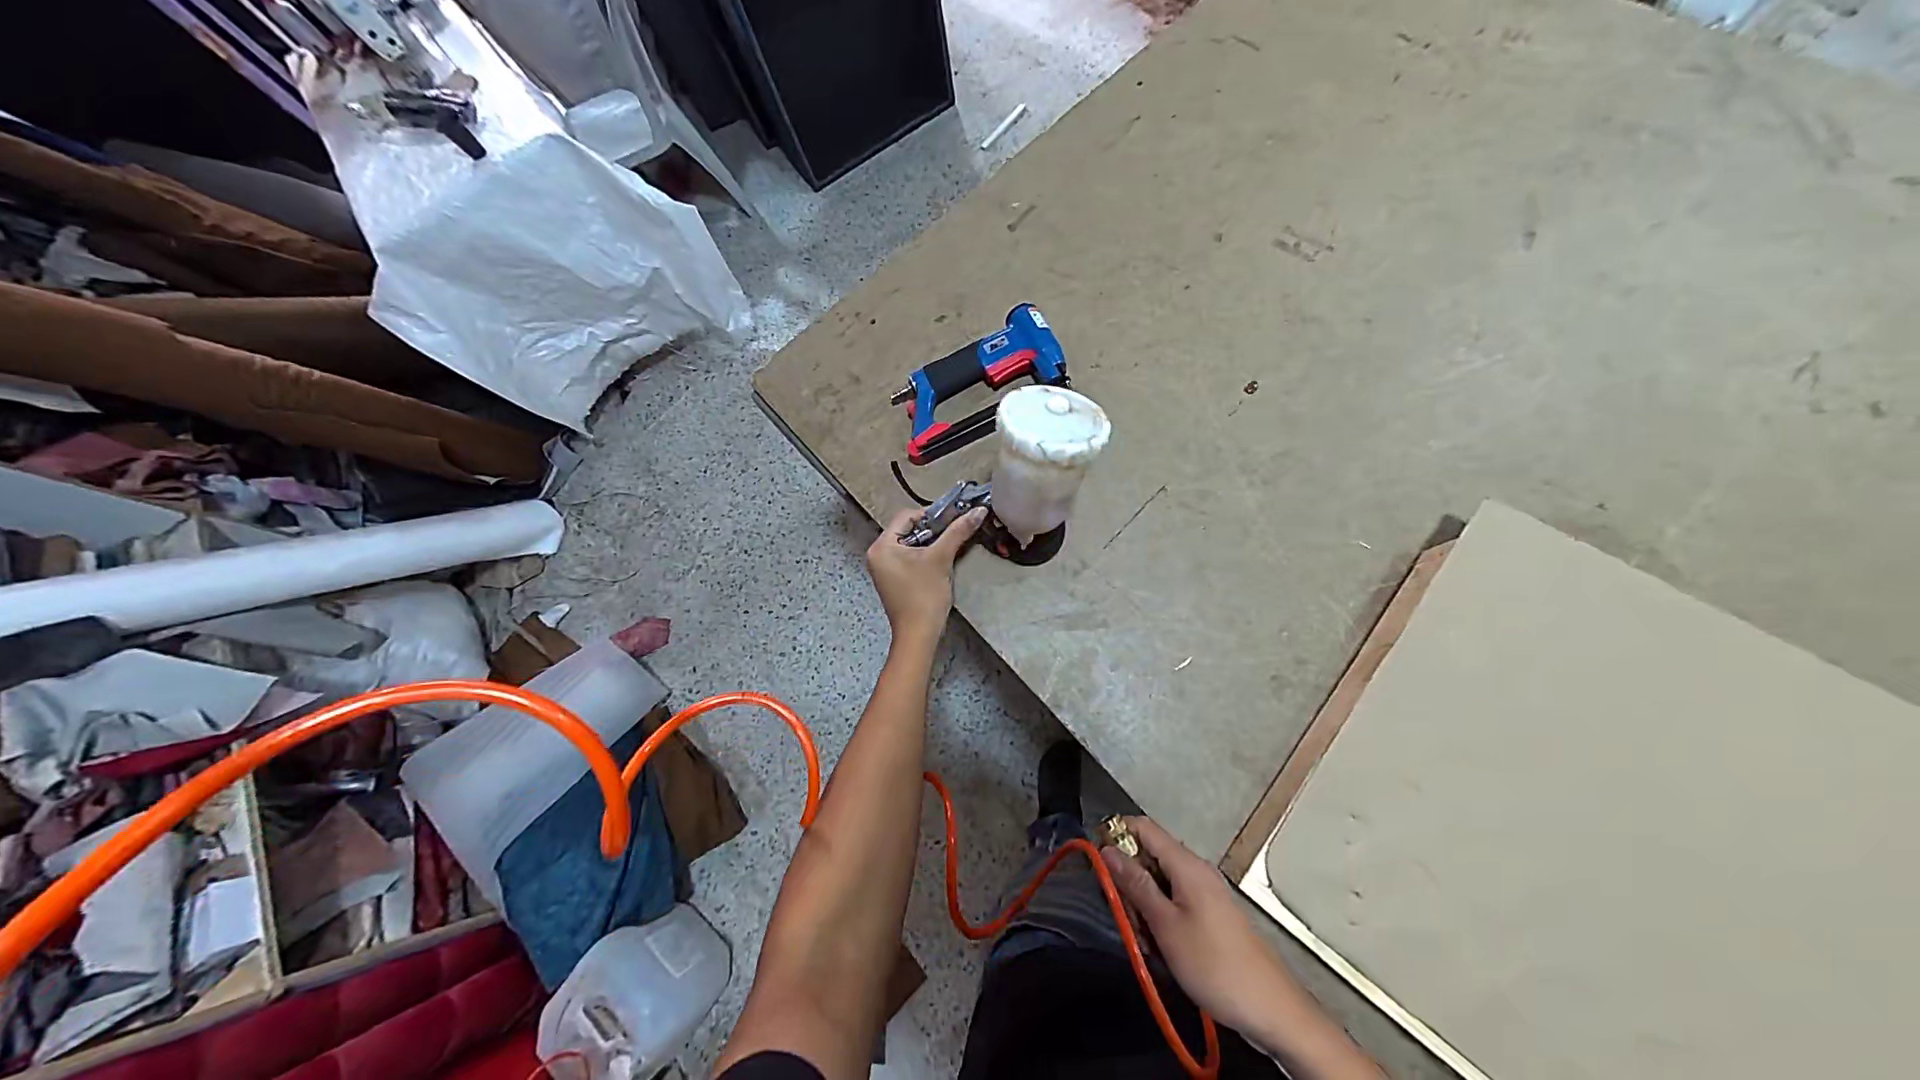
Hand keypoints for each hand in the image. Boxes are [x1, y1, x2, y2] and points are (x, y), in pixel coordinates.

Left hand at [865, 506, 986, 649]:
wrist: (919, 634)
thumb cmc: (924, 596)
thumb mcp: (941, 558)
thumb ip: (958, 531)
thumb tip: (977, 511)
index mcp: (881, 546)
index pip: (906, 516)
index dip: (930, 515)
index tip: (952, 519)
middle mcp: (877, 555)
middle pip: (908, 530)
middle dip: (932, 530)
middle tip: (953, 532)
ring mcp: (884, 569)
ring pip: (910, 545)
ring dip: (931, 544)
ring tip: (949, 547)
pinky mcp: (893, 581)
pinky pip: (909, 559)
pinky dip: (924, 557)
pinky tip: (939, 562)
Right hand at [1101, 817, 1300, 1039]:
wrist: (1272, 1009)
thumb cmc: (1213, 965)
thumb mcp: (1165, 925)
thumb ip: (1135, 884)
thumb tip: (1108, 849)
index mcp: (1186, 864)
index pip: (1142, 827)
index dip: (1115, 834)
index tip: (1096, 861)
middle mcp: (1196, 869)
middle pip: (1149, 855)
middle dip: (1129, 880)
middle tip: (1126, 917)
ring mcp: (1205, 891)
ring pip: (1159, 882)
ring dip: (1143, 906)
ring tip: (1145, 942)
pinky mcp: (1210, 913)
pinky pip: (1174, 901)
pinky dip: (1160, 918)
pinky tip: (1160, 948)